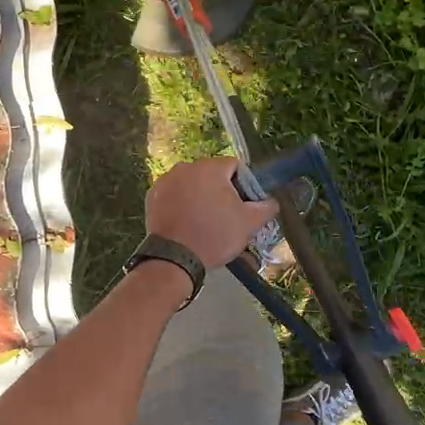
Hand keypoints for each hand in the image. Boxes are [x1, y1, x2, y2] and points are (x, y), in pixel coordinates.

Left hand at [145, 157, 278, 267]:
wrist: (175, 257)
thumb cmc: (215, 235)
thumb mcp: (248, 223)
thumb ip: (265, 207)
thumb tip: (271, 201)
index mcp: (210, 167)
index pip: (235, 167)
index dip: (243, 185)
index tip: (243, 205)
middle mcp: (186, 167)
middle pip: (211, 174)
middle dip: (220, 191)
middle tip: (225, 216)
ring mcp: (166, 180)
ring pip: (191, 184)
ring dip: (200, 196)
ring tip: (204, 221)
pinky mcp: (152, 195)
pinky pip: (174, 194)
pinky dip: (181, 203)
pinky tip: (186, 222)